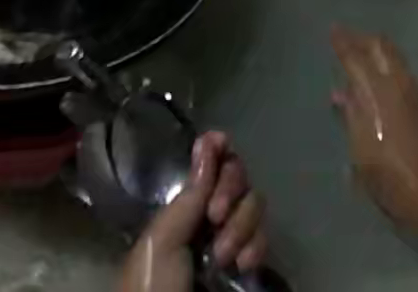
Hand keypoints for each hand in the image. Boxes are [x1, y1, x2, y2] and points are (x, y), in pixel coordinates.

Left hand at [116, 131, 267, 291]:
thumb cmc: (153, 288)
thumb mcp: (162, 240)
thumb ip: (190, 192)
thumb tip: (209, 140)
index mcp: (181, 208)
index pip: (209, 163)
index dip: (218, 152)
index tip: (221, 145)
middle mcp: (207, 218)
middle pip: (236, 176)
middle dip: (231, 189)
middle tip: (215, 214)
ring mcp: (230, 240)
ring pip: (253, 203)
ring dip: (241, 224)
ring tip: (224, 256)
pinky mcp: (248, 263)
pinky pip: (264, 236)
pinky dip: (256, 246)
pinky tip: (243, 264)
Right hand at [329, 25, 417, 239]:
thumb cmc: (393, 177)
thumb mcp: (361, 152)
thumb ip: (352, 117)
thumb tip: (341, 93)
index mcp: (378, 92)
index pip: (356, 58)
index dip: (343, 42)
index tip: (333, 29)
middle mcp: (398, 82)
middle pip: (380, 46)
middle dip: (362, 39)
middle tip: (347, 37)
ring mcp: (415, 90)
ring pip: (393, 56)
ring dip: (377, 50)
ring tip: (361, 54)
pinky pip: (401, 69)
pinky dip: (387, 64)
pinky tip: (379, 78)